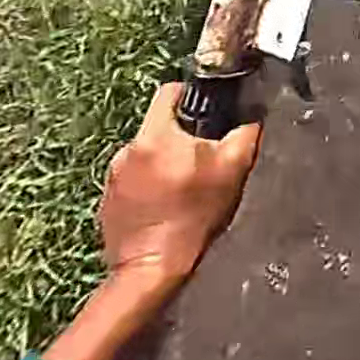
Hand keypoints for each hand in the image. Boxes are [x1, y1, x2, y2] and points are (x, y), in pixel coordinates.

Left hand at [100, 82, 261, 289]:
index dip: (193, 94)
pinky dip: (151, 182)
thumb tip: (253, 114)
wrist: (152, 268)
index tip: (210, 110)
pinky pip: (135, 178)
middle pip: (161, 125)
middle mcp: (127, 151)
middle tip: (205, 154)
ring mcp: (112, 178)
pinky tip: (168, 202)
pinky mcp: (106, 202)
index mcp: (156, 135)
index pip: (170, 92)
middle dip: (184, 133)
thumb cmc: (194, 214)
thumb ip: (246, 130)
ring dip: (166, 159)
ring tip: (187, 183)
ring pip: (148, 152)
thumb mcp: (234, 166)